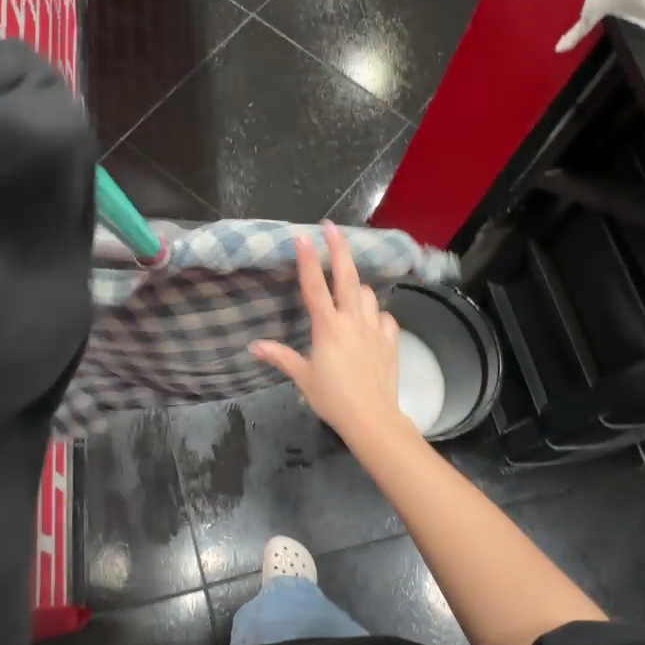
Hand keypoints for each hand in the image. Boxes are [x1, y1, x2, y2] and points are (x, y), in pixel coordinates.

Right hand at [251, 222, 416, 447]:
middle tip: (332, 228)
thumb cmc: (333, 398)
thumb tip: (253, 346)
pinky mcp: (391, 340)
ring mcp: (374, 328)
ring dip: (357, 286)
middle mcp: (352, 321)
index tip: (303, 236)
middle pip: (347, 276)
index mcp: (327, 327)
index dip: (308, 260)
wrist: (372, 417)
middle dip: (339, 249)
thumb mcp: (303, 378)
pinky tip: (370, 321)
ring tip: (349, 288)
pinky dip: (376, 313)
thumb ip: (281, 357)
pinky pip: (385, 317)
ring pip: (367, 294)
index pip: (315, 286)